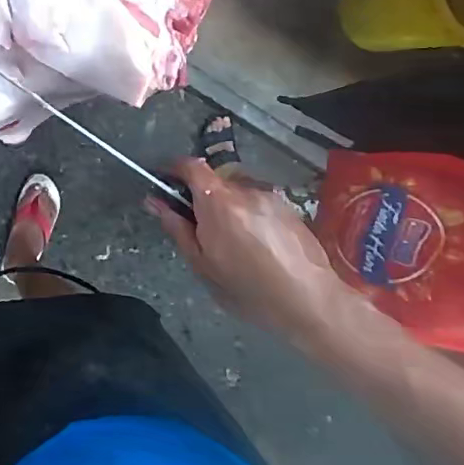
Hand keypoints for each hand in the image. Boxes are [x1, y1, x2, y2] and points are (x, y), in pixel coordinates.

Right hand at [147, 159, 356, 343]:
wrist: (308, 298)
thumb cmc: (249, 289)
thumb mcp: (203, 265)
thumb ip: (178, 228)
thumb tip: (155, 201)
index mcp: (219, 202)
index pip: (191, 166)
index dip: (173, 168)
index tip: (163, 180)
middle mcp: (245, 190)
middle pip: (215, 182)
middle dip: (202, 199)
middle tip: (200, 231)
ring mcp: (269, 196)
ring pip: (237, 194)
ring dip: (228, 209)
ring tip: (233, 245)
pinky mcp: (287, 206)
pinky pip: (257, 203)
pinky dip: (248, 216)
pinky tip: (257, 247)